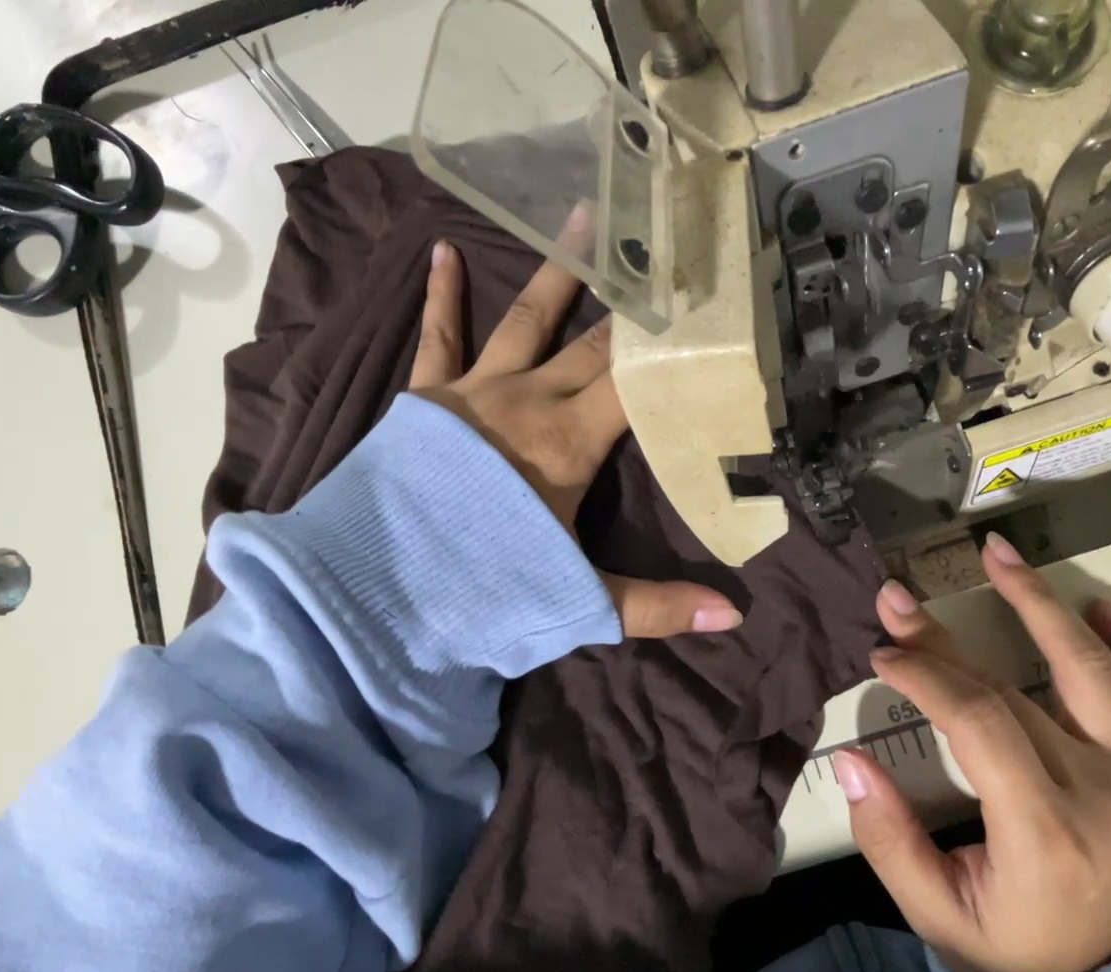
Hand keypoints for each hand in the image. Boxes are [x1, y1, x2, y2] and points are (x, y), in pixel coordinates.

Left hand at [407, 240, 742, 638]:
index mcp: (571, 440)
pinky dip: (441, 296)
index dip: (672, 342)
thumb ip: (658, 605)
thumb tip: (735, 617)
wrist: (375, 594)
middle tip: (662, 245)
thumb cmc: (485, 594)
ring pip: (526, 320)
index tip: (704, 301)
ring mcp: (474, 392)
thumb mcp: (580, 602)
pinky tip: (440, 252)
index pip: (636, 379)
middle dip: (632, 297)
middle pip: (594, 342)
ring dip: (558, 272)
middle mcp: (529, 400)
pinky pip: (438, 337)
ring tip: (581, 216)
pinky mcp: (426, 399)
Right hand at [835, 533, 1110, 971]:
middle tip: (895, 599)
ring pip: (1095, 669)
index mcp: (1046, 834)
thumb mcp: (938, 916)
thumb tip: (850, 760)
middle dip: (943, 642)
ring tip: (998, 554)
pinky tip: (1104, 611)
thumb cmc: (1019, 955)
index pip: (978, 723)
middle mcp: (1106, 793)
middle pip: (1015, 691)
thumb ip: (890, 840)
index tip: (882, 650)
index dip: (925, 676)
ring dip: (1040, 603)